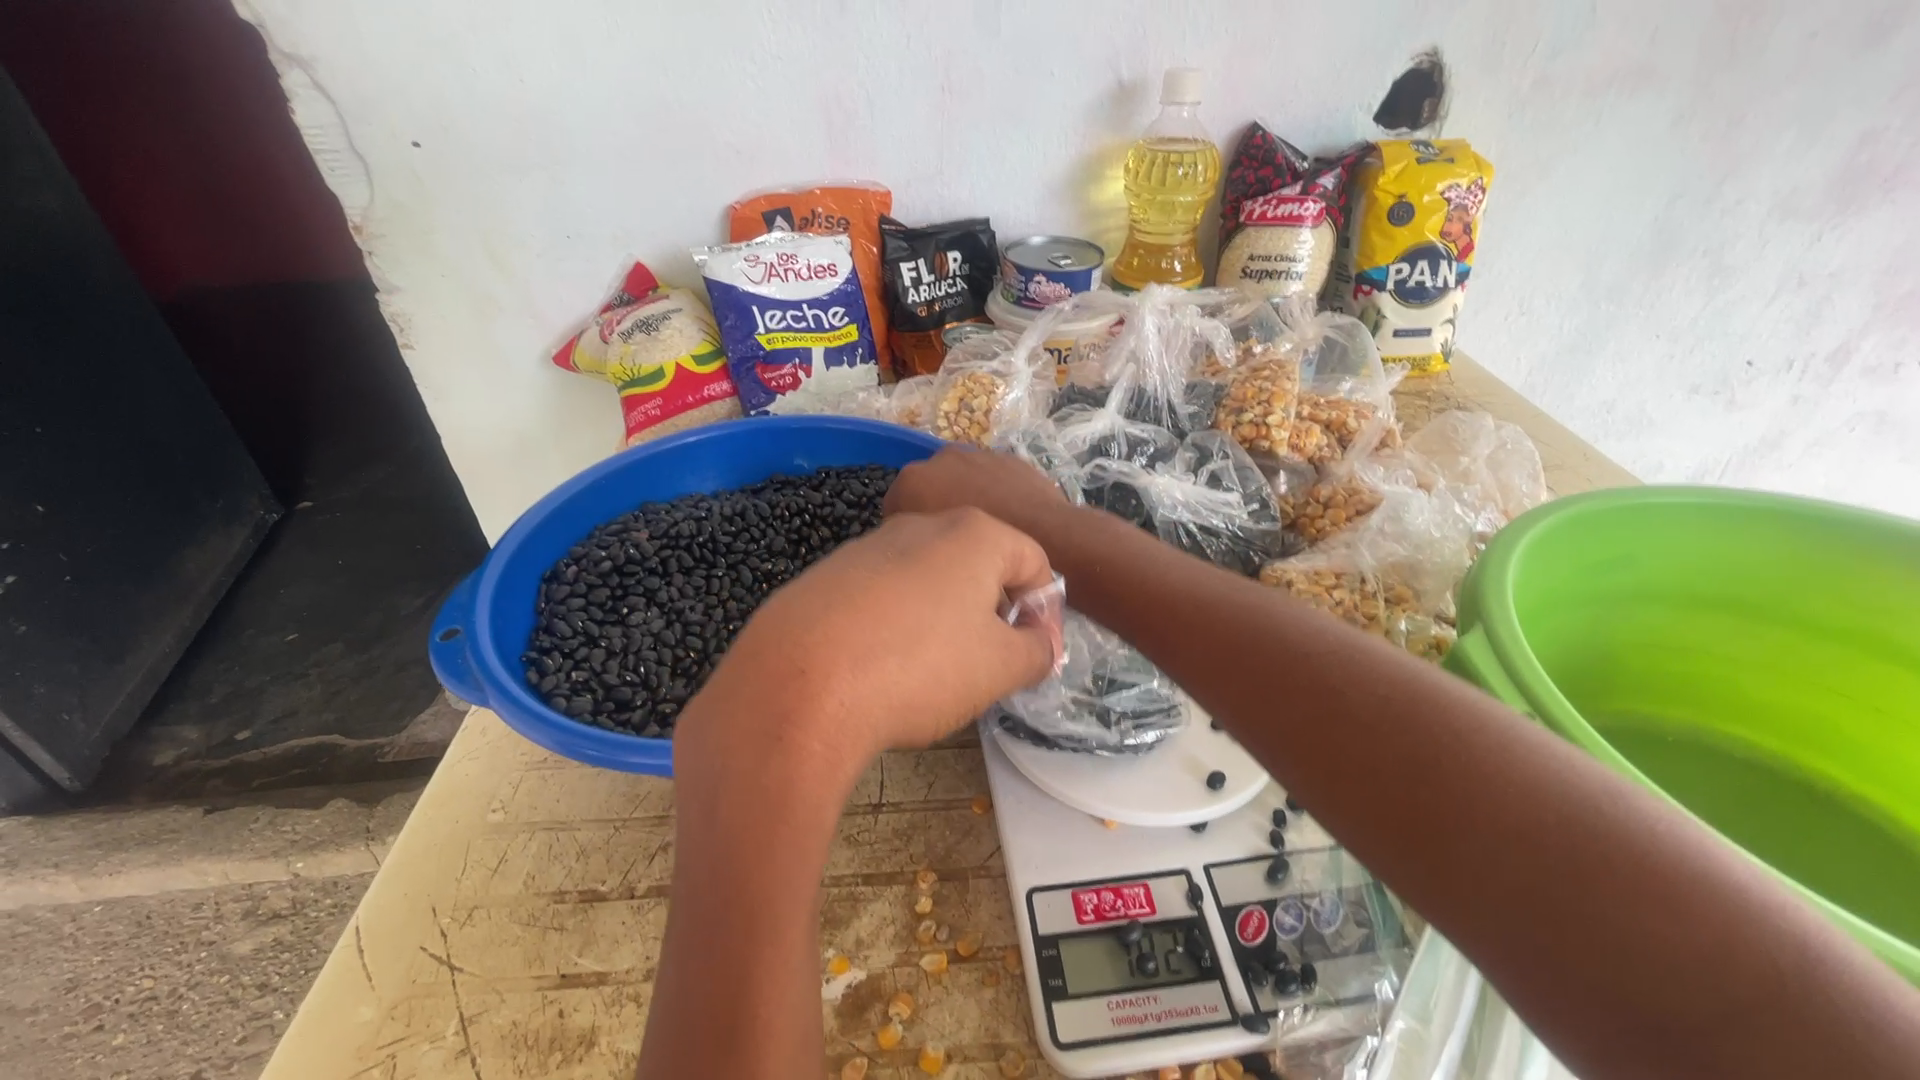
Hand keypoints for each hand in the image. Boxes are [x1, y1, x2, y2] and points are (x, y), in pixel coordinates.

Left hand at [678, 508, 1061, 776]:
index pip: (1034, 560)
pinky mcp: (825, 576)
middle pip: (977, 564)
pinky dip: (893, 625)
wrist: (796, 687)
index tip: (1036, 654)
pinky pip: (879, 597)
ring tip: (929, 673)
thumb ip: (1037, 651)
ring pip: (926, 580)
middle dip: (992, 612)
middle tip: (988, 665)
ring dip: (941, 619)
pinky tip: (878, 668)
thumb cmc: (919, 668)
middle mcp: (919, 525)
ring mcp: (865, 547)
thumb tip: (1041, 642)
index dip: (1045, 609)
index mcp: (972, 533)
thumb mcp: (999, 669)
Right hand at [885, 445, 1073, 542]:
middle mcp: (940, 457)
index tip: (924, 554)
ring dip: (966, 498)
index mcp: (913, 480)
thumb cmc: (980, 554)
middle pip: (929, 489)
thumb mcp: (930, 556)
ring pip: (962, 480)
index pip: (895, 508)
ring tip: (984, 532)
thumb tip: (917, 546)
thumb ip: (914, 541)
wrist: (1047, 537)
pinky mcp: (1010, 458)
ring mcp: (978, 453)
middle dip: (936, 510)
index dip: (907, 533)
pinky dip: (994, 492)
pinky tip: (1007, 518)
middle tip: (953, 543)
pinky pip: (992, 478)